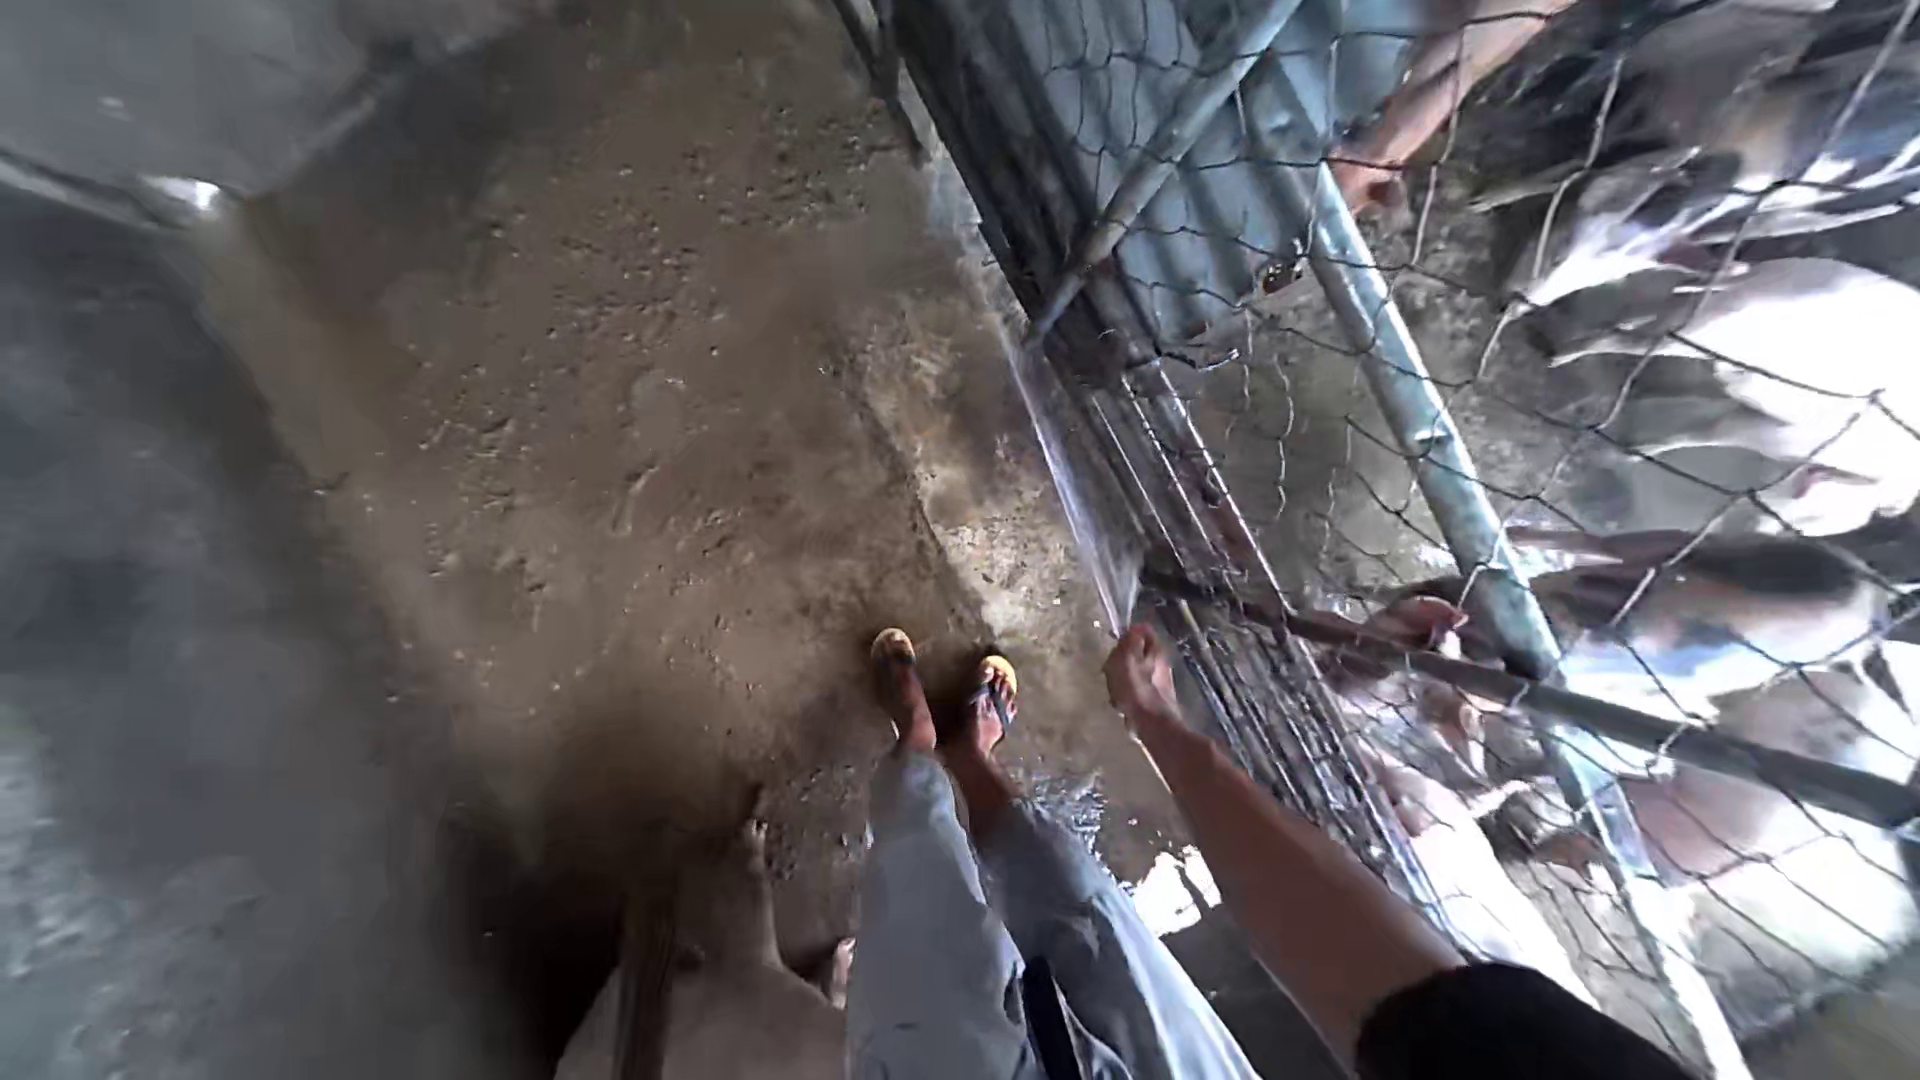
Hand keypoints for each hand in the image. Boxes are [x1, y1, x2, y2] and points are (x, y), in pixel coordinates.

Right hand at [1104, 624, 1180, 725]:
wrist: (1152, 724)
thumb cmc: (1136, 688)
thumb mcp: (1128, 658)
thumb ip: (1131, 640)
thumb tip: (1134, 627)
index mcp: (1156, 649)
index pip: (1143, 629)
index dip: (1127, 633)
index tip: (1114, 643)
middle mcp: (1161, 662)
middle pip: (1137, 651)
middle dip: (1121, 658)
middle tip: (1111, 668)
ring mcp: (1159, 681)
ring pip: (1134, 670)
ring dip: (1121, 677)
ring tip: (1113, 688)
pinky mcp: (1154, 698)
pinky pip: (1135, 688)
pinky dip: (1126, 692)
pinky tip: (1120, 702)